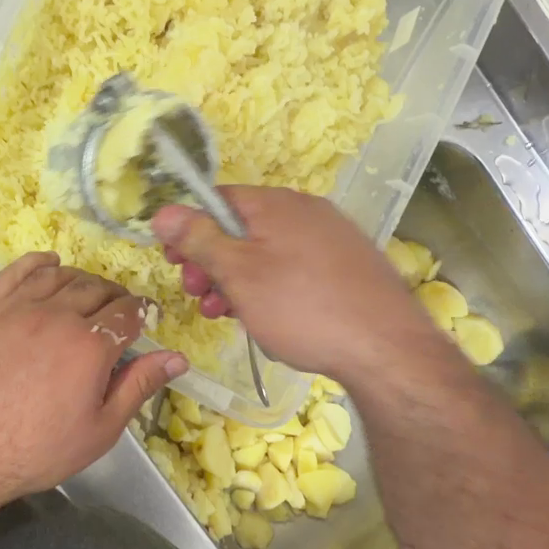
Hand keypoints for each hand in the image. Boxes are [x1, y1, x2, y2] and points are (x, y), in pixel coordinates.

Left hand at [0, 253, 186, 501]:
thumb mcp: (100, 429)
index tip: (146, 320)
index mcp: (90, 345)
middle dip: (115, 297)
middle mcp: (57, 316)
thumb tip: (177, 357)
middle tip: (118, 313)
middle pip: (96, 289)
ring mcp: (18, 308)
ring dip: (81, 281)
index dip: (143, 314)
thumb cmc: (38, 450)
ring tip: (87, 296)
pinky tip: (49, 265)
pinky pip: (17, 271)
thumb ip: (138, 386)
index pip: (129, 312)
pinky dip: (39, 263)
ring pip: (61, 276)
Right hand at [151, 186, 441, 382]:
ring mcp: (330, 240)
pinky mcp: (346, 268)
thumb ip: (198, 239)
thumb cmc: (301, 307)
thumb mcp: (238, 273)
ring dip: (234, 280)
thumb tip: (163, 211)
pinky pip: (292, 268)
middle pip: (241, 227)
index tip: (172, 261)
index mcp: (278, 204)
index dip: (188, 227)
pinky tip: (262, 317)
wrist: (385, 349)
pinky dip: (267, 287)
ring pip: (265, 252)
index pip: (217, 199)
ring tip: (222, 314)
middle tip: (195, 294)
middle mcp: (307, 212)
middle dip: (209, 260)